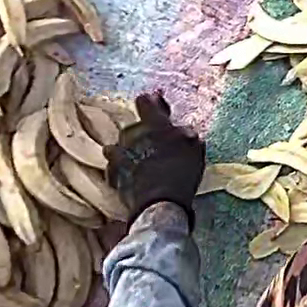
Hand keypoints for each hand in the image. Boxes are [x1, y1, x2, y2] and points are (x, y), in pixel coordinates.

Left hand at [106, 92, 206, 222]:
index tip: (158, 108)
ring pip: (120, 146)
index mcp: (153, 124)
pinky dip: (122, 169)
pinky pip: (115, 166)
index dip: (151, 103)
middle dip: (142, 133)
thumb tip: (183, 131)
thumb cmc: (181, 173)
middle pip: (133, 127)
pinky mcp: (113, 174)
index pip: (145, 102)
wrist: (160, 203)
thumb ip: (186, 135)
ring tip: (141, 160)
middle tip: (155, 145)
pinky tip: (132, 176)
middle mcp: (132, 135)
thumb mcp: (194, 150)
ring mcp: (119, 155)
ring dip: (129, 150)